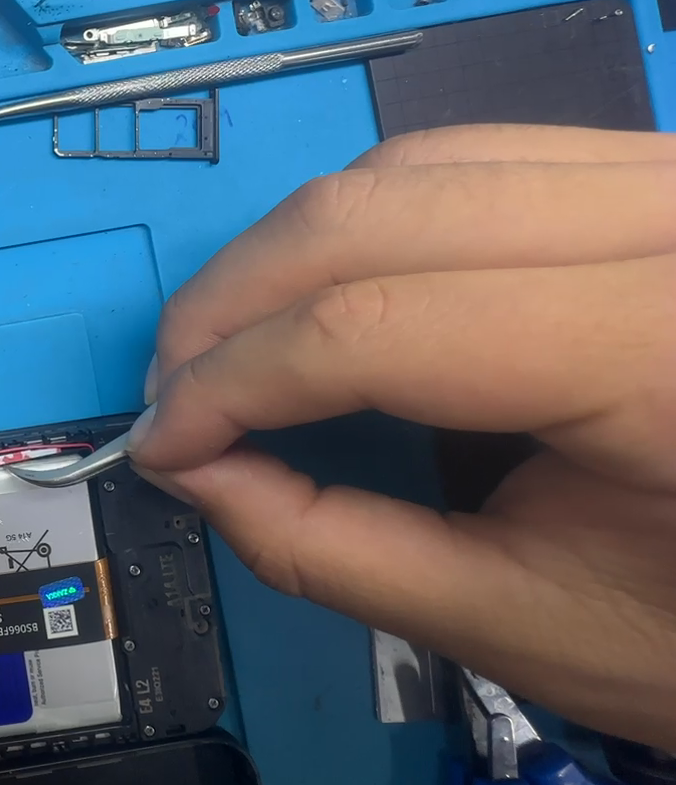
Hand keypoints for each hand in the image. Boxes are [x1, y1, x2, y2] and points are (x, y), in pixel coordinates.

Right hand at [129, 124, 675, 749]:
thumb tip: (181, 468)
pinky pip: (441, 163)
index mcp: (670, 355)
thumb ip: (324, 546)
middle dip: (221, 310)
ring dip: (269, 262)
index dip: (230, 384)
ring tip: (231, 346)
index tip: (160, 447)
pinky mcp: (641, 171)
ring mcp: (666, 176)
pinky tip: (319, 292)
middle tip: (174, 392)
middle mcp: (674, 224)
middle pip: (358, 220)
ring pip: (387, 174)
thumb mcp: (534, 621)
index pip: (372, 330)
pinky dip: (341, 226)